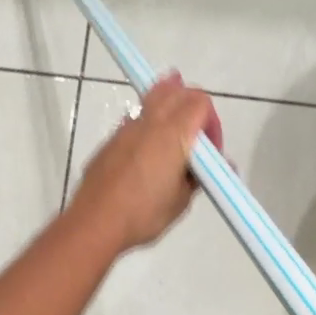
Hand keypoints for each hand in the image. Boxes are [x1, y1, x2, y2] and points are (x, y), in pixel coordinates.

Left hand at [67, 72, 222, 251]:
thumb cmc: (143, 214)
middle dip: (192, 106)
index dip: (212, 122)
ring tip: (175, 128)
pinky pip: (135, 118)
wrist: (94, 222)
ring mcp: (126, 128)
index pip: (200, 102)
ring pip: (152, 98)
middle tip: (196, 134)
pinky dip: (148, 122)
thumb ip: (200, 177)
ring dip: (169, 107)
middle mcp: (150, 122)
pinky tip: (149, 146)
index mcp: (174, 134)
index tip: (210, 150)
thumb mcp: (181, 201)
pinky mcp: (110, 140)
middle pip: (177, 92)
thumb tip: (221, 166)